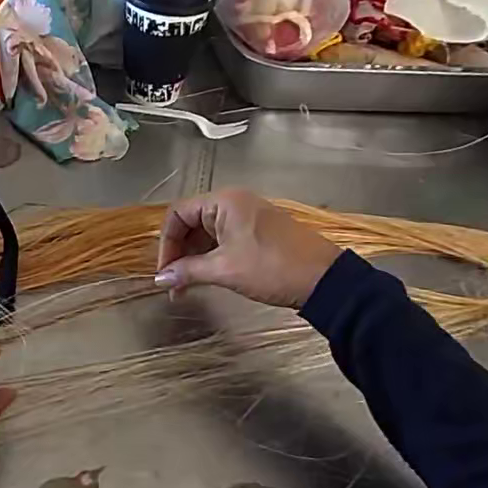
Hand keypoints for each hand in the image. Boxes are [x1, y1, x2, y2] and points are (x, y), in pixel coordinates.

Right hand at [153, 189, 342, 308]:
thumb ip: (187, 271)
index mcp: (224, 202)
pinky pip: (223, 240)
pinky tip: (206, 278)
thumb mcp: (224, 269)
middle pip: (190, 223)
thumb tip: (160, 278)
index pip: (178, 214)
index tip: (165, 270)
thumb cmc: (272, 268)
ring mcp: (248, 217)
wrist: (328, 282)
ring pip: (206, 234)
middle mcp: (234, 203)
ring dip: (193, 259)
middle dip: (178, 253)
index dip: (166, 243)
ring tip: (187, 286)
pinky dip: (210, 258)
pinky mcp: (258, 233)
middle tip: (173, 282)